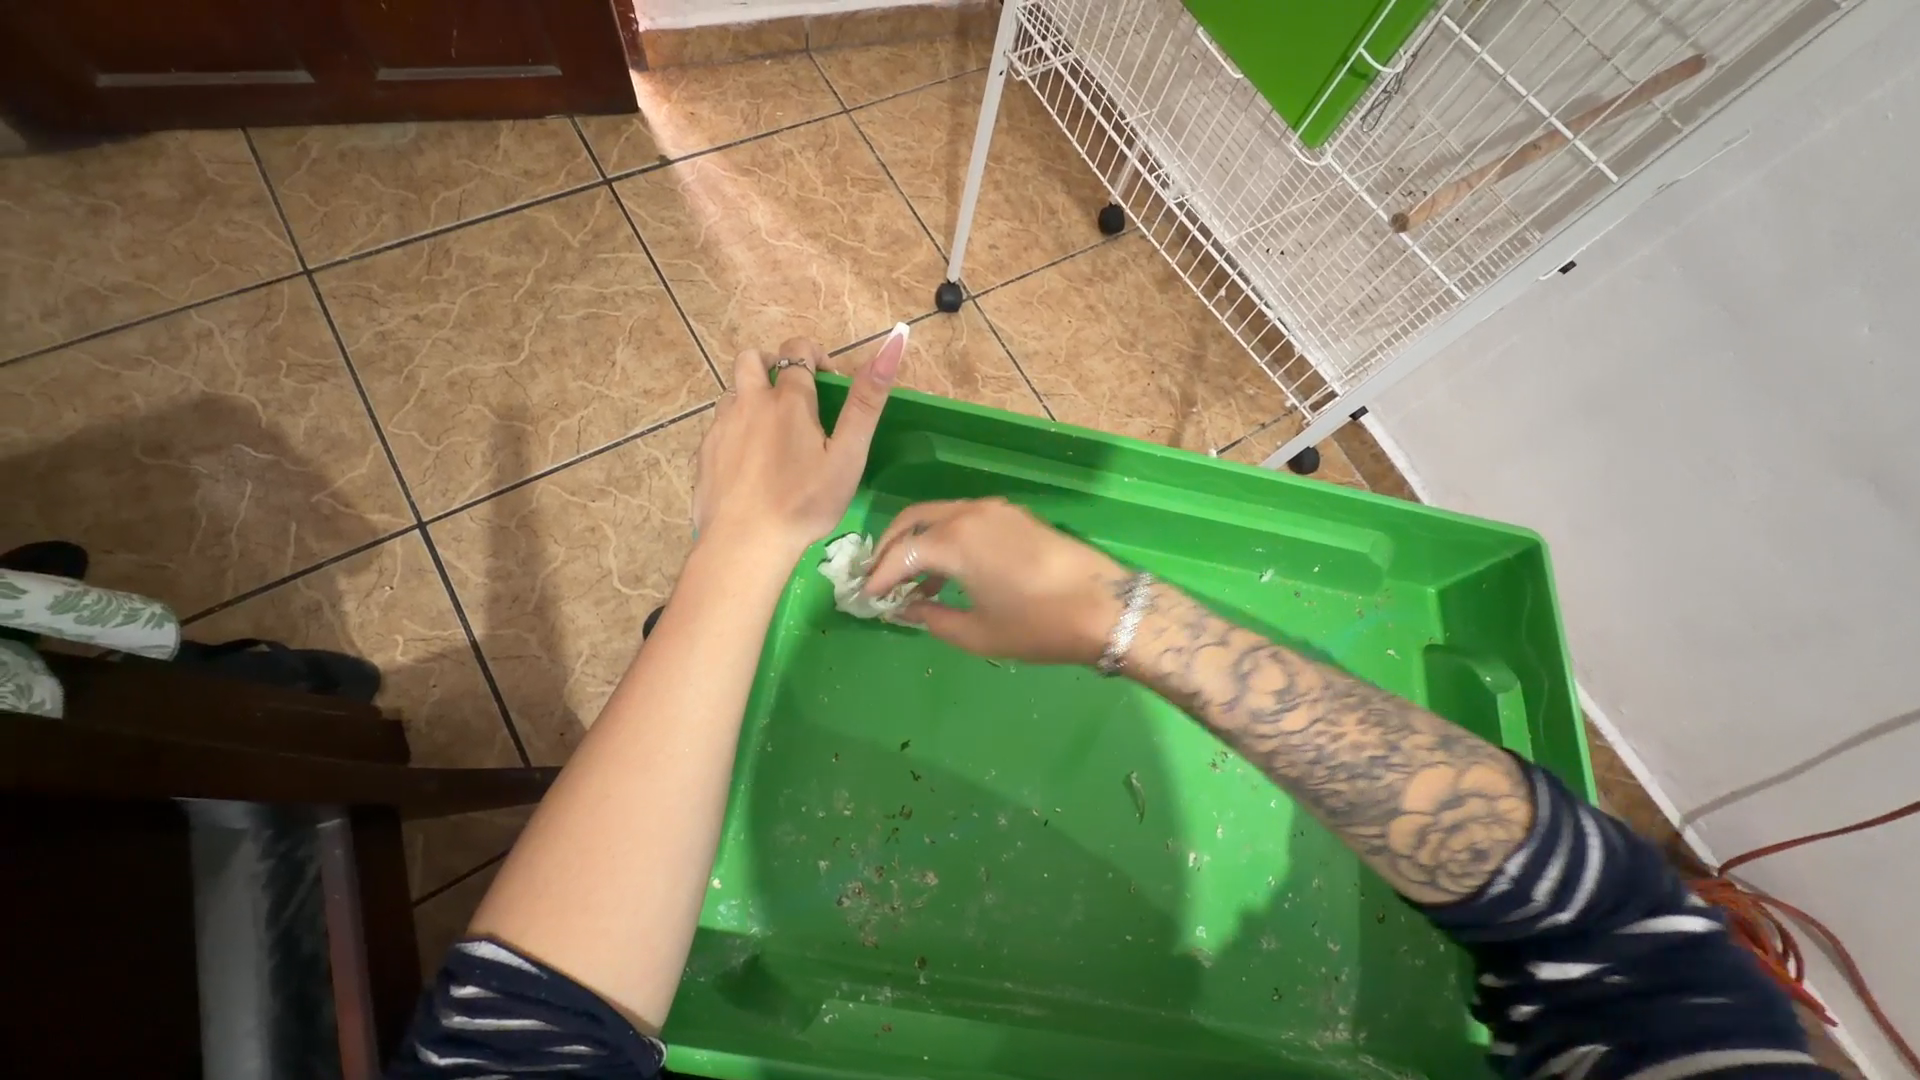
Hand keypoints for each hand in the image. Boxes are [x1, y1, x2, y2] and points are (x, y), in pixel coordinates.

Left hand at [693, 333, 902, 560]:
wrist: (745, 543)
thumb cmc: (805, 502)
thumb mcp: (848, 454)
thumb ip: (867, 400)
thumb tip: (894, 342)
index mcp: (789, 400)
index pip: (797, 351)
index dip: (815, 357)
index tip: (830, 384)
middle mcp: (750, 402)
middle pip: (752, 358)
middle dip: (773, 364)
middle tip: (794, 395)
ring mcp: (722, 427)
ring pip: (733, 392)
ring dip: (753, 398)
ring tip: (774, 433)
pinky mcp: (705, 453)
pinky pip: (720, 426)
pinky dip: (737, 430)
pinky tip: (752, 464)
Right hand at [862, 498, 1129, 663]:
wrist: (1106, 607)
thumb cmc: (1038, 626)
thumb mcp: (978, 634)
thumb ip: (932, 619)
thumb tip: (906, 608)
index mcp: (954, 540)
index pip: (900, 554)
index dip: (878, 578)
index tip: (866, 599)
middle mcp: (969, 513)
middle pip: (913, 520)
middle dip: (890, 548)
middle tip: (879, 579)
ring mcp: (995, 510)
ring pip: (940, 516)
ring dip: (918, 543)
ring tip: (912, 584)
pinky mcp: (1014, 515)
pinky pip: (964, 519)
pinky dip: (945, 538)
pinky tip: (948, 573)